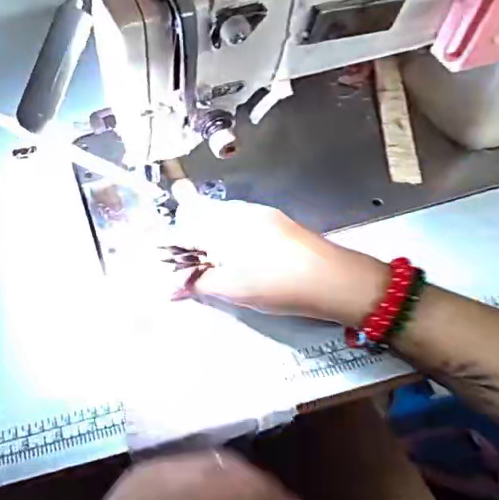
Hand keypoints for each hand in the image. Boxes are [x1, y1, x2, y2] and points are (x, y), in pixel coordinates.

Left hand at [15, 450, 313, 499]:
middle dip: (253, 490)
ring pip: (206, 463)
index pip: (261, 483)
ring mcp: (153, 468)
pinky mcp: (132, 476)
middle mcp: (182, 469)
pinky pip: (179, 468)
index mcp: (209, 495)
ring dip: (226, 485)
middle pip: (234, 466)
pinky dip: (197, 483)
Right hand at [162, 181, 387, 326]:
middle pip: (200, 220)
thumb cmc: (277, 284)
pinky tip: (240, 261)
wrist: (333, 278)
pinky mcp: (276, 220)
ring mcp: (259, 212)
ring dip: (211, 241)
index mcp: (220, 223)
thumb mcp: (231, 289)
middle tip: (190, 272)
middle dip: (190, 244)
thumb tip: (172, 287)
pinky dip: (231, 239)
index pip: (181, 230)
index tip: (165, 268)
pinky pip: (241, 223)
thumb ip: (197, 284)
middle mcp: (237, 210)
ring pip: (221, 221)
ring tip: (215, 269)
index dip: (170, 250)